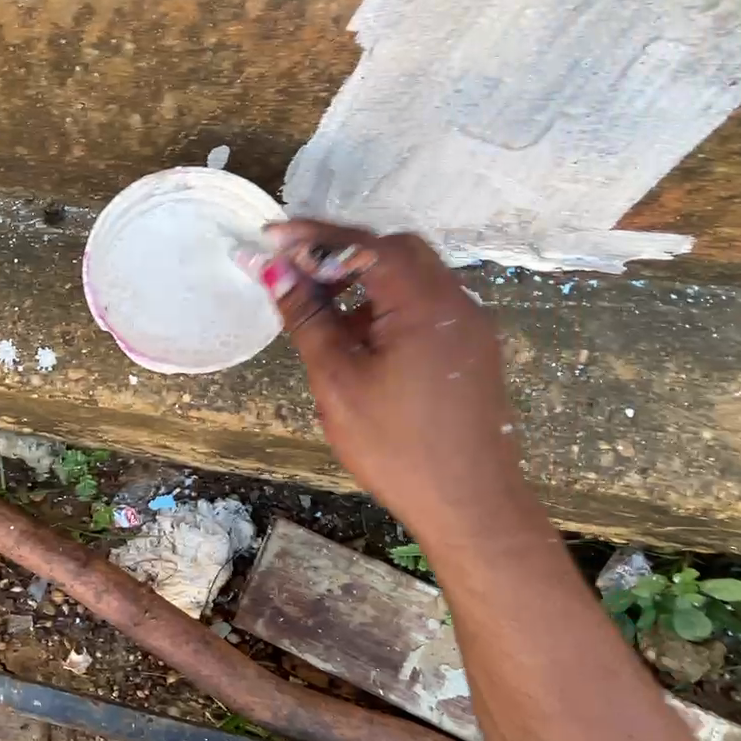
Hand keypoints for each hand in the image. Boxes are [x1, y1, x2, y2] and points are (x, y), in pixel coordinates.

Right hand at [260, 220, 527, 531]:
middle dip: (342, 251)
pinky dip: (384, 305)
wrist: (469, 504)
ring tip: (319, 309)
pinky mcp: (470, 350)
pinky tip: (356, 340)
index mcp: (425, 304)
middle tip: (295, 271)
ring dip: (363, 278)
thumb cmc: (395, 445)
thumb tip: (274, 270)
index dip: (314, 236)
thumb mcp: (337, 379)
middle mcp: (455, 303)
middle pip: (396, 250)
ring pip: (411, 278)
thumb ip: (308, 317)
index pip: (366, 244)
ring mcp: (469, 327)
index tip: (270, 238)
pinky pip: (423, 307)